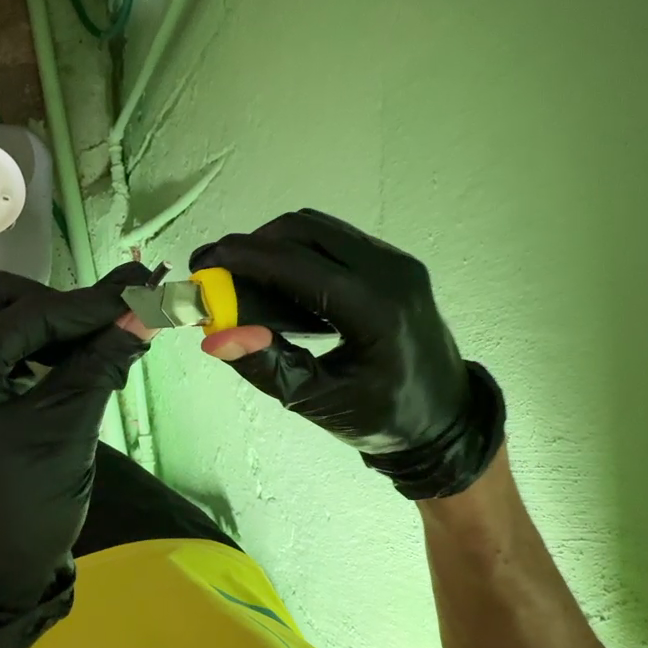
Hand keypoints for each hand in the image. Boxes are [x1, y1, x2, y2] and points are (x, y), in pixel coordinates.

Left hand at [0, 264, 151, 647]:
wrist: (0, 570)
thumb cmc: (28, 503)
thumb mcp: (68, 426)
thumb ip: (103, 361)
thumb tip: (146, 310)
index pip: (30, 313)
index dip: (90, 303)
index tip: (143, 291)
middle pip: (9, 301)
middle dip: (65, 307)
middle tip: (115, 323)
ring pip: (9, 320)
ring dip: (58, 326)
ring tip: (105, 343)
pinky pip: (8, 349)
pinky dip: (45, 348)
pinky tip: (80, 362)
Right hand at [190, 209, 503, 498]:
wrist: (445, 418)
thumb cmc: (380, 419)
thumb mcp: (316, 401)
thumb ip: (264, 366)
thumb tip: (215, 336)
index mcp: (376, 311)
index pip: (298, 265)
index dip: (245, 258)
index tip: (202, 262)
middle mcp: (391, 272)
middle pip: (305, 231)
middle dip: (252, 245)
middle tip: (216, 271)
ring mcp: (397, 261)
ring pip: (319, 228)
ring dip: (273, 245)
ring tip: (241, 278)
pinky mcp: (394, 262)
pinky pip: (335, 240)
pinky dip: (297, 251)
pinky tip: (279, 283)